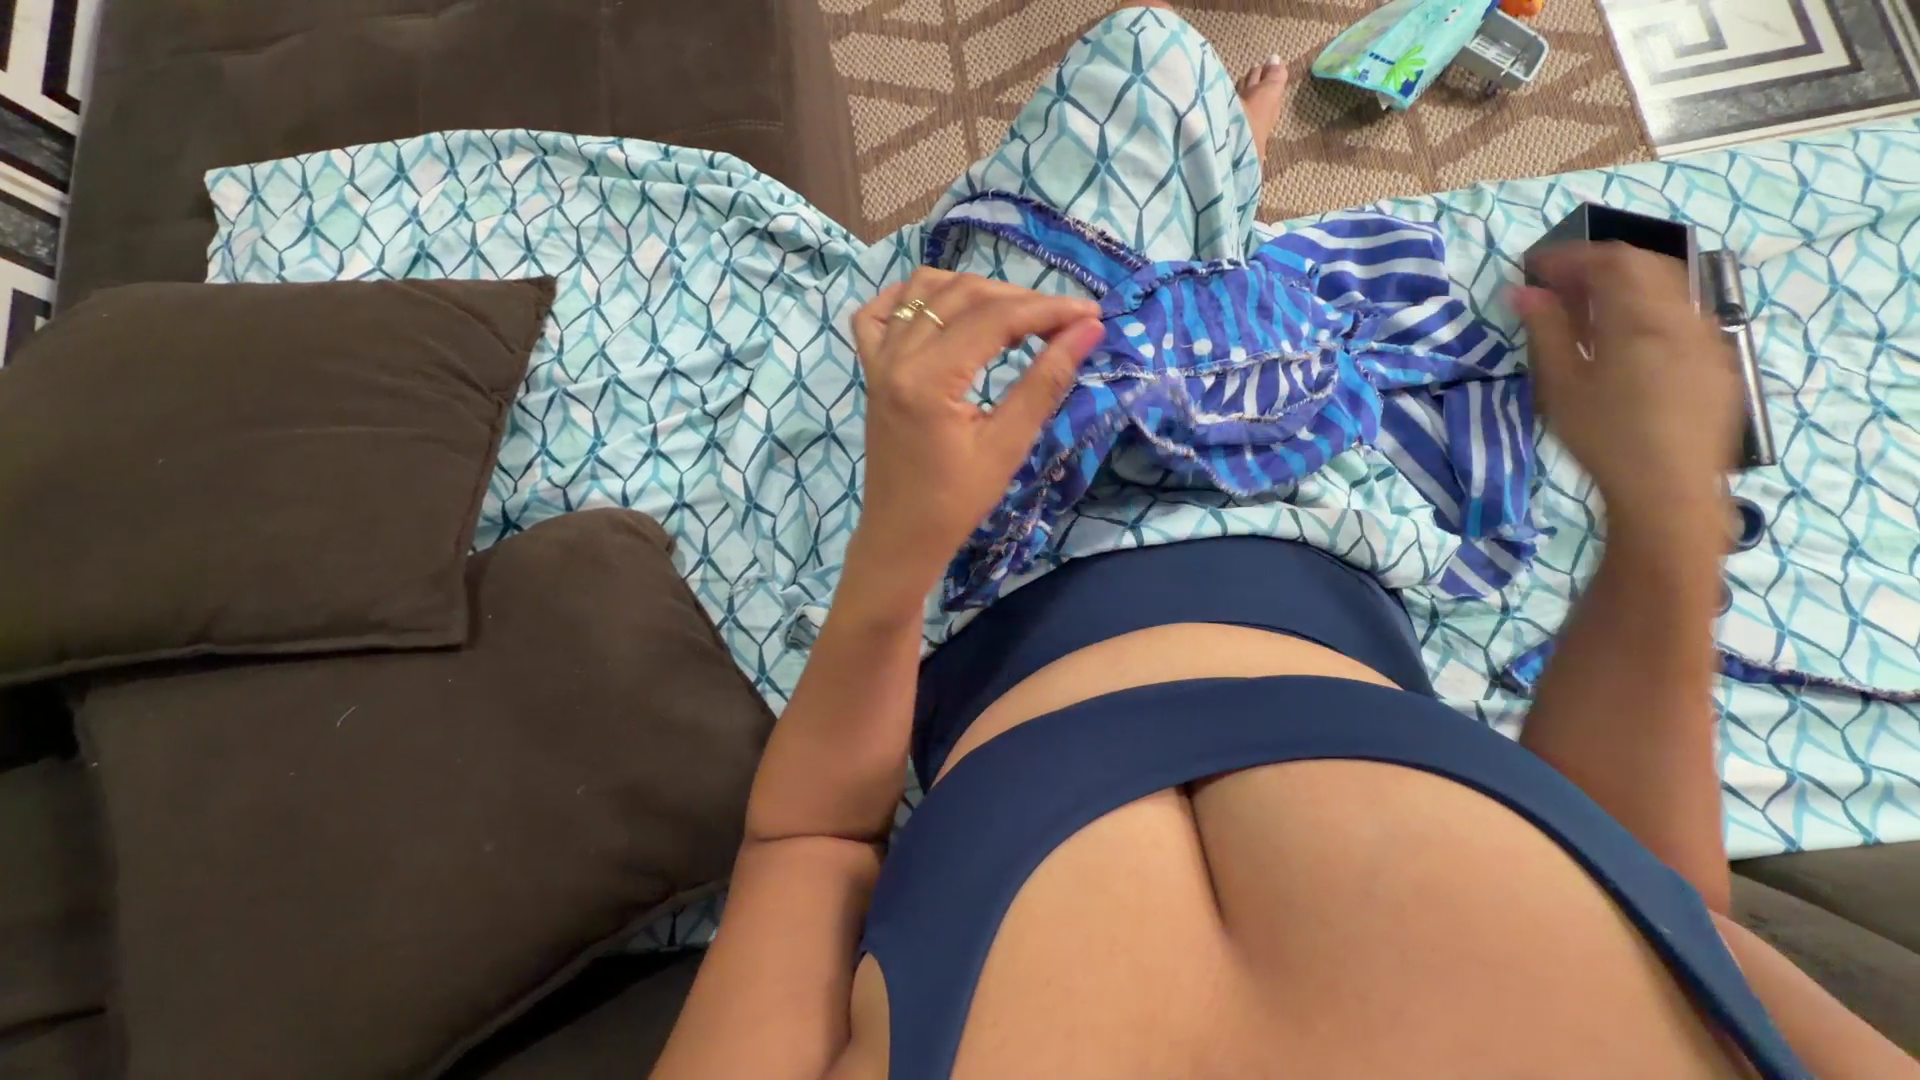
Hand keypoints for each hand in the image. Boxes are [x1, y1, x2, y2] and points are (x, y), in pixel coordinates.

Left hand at [844, 269, 1103, 609]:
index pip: (995, 318)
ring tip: (1012, 317)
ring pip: (923, 291)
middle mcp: (896, 357)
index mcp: (928, 380)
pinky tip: (943, 309)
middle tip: (1061, 322)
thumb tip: (1089, 329)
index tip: (1090, 313)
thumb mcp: (1008, 445)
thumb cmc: (956, 502)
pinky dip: (911, 299)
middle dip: (1018, 299)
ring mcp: (877, 360)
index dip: (1047, 309)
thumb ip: (1046, 381)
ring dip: (972, 291)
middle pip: (963, 295)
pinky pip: (878, 312)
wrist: (901, 536)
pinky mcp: (870, 370)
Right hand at [1512, 243, 1741, 551]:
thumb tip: (1524, 292)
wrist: (1668, 488)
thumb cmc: (1603, 437)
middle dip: (1598, 265)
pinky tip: (1623, 336)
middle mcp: (1683, 316)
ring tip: (1586, 307)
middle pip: (1645, 265)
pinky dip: (1647, 308)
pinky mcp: (1716, 360)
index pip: (1609, 262)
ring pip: (1668, 288)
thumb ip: (1546, 331)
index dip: (1570, 256)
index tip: (1533, 265)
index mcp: (1641, 318)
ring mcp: (1707, 336)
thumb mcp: (1561, 385)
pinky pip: (1682, 315)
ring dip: (1625, 285)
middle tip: (1556, 282)